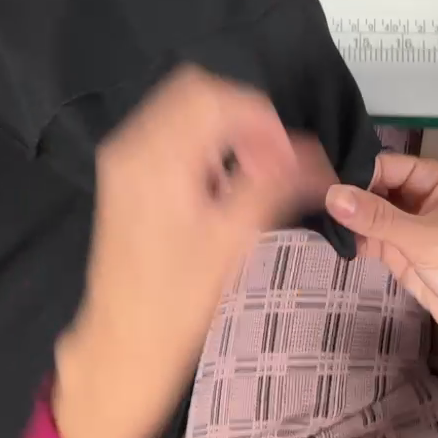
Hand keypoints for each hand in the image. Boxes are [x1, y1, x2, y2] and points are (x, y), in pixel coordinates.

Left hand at [53, 67, 329, 437]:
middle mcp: (132, 145)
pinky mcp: (126, 172)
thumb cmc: (175, 303)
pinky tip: (226, 179)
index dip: (262, 119)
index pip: (216, 98)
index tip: (289, 159)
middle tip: (274, 161)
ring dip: (229, 127)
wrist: (120, 347)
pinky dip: (208, 139)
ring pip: (186, 106)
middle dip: (246, 116)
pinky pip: (173, 129)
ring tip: (256, 173)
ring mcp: (124, 157)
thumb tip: (317, 156)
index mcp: (156, 158)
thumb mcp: (233, 241)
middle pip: (199, 90)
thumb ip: (275, 185)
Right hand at [325, 153, 437, 373]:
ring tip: (309, 219)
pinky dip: (354, 241)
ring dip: (347, 219)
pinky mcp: (403, 256)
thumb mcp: (424, 238)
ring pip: (370, 215)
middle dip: (346, 196)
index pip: (385, 165)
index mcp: (435, 179)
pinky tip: (330, 240)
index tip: (316, 183)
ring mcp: (411, 227)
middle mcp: (421, 197)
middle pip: (375, 188)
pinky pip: (372, 240)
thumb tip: (331, 194)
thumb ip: (376, 218)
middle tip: (306, 201)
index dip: (354, 173)